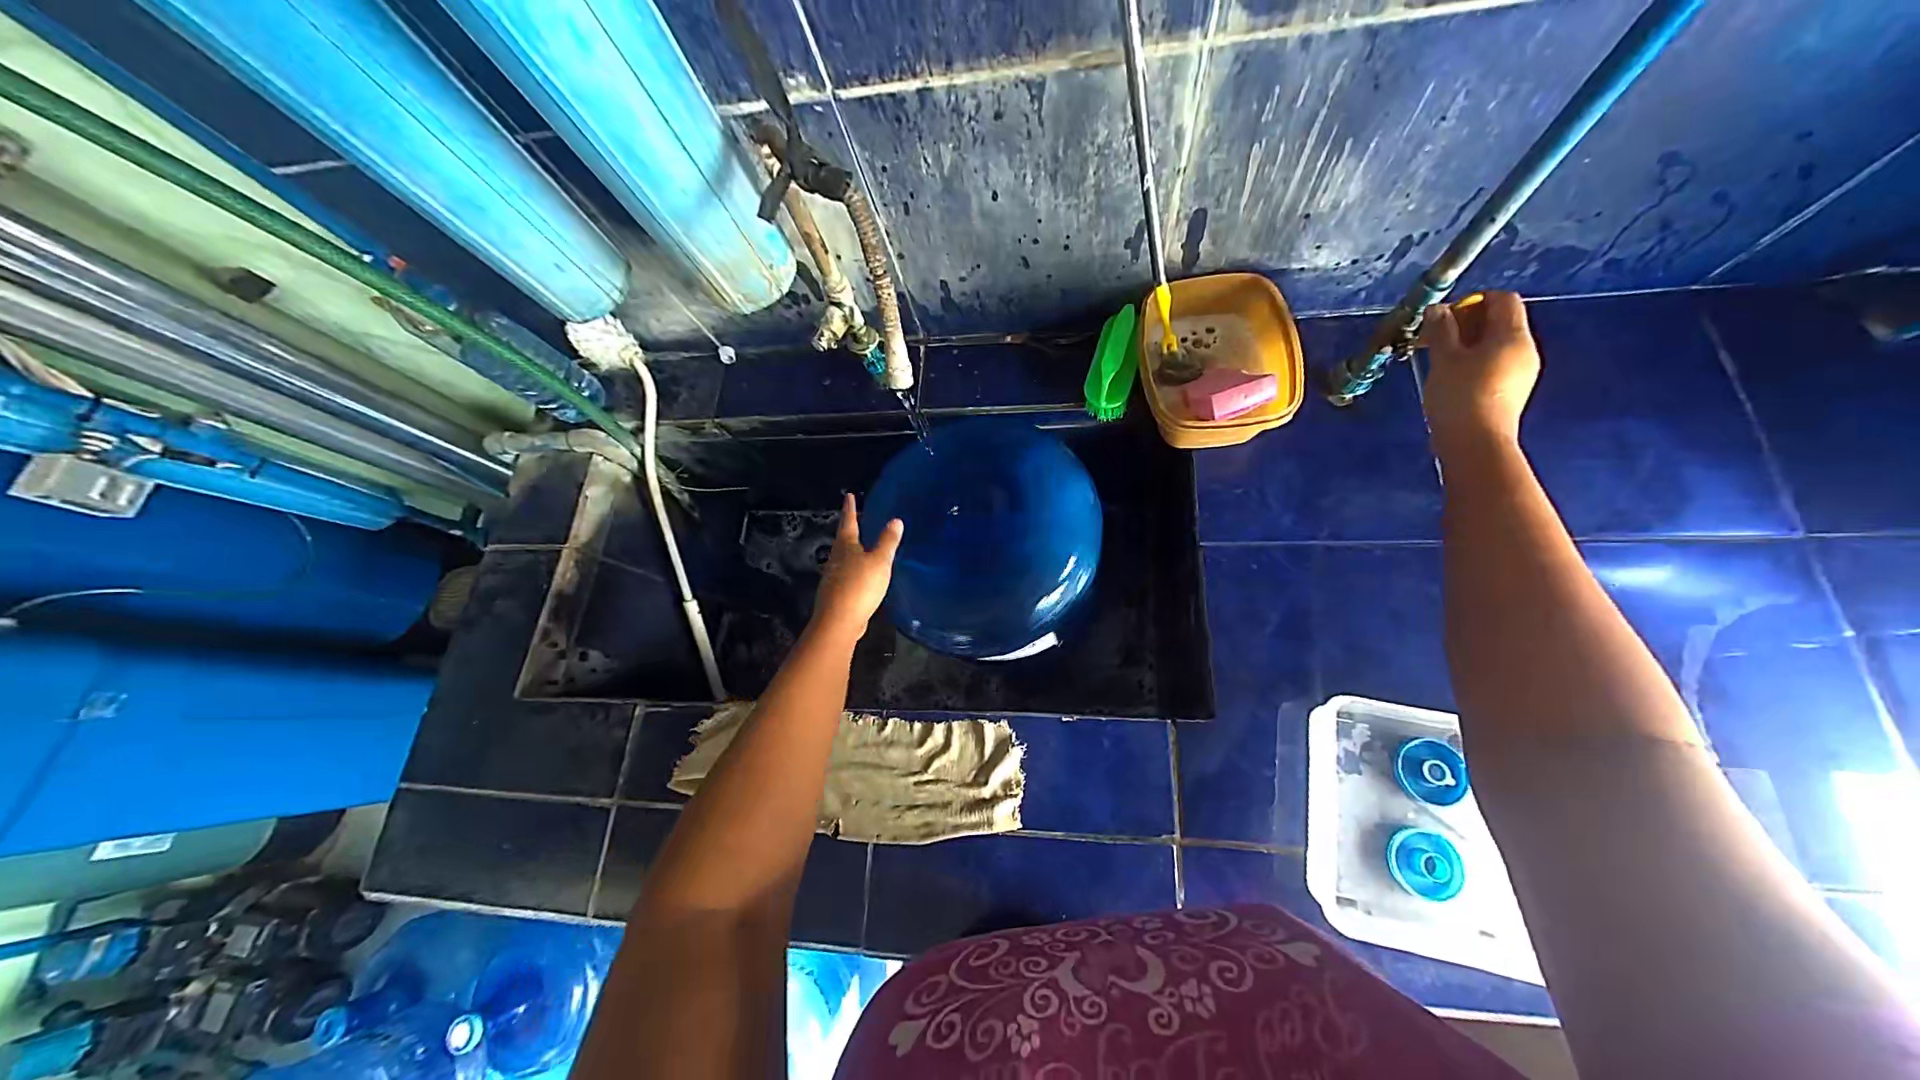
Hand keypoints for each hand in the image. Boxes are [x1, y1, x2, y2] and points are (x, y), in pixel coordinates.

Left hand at [811, 493, 902, 642]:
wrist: (839, 621)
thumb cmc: (860, 586)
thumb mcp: (880, 561)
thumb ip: (888, 542)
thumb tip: (895, 520)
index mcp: (846, 546)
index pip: (848, 521)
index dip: (850, 508)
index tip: (849, 496)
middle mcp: (836, 558)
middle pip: (843, 539)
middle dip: (850, 529)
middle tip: (858, 520)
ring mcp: (834, 576)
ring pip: (843, 557)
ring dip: (852, 550)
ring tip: (862, 546)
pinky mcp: (837, 593)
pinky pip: (847, 574)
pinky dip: (854, 568)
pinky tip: (862, 575)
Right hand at [1419, 291, 1539, 456]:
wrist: (1475, 443)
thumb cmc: (1460, 396)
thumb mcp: (1444, 359)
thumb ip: (1441, 330)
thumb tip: (1438, 308)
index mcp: (1513, 335)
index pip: (1502, 299)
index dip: (1472, 301)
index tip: (1443, 317)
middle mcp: (1525, 348)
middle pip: (1500, 321)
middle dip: (1466, 323)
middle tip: (1434, 339)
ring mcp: (1522, 371)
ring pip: (1495, 344)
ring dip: (1467, 344)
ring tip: (1438, 360)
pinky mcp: (1512, 390)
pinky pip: (1495, 363)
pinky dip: (1474, 362)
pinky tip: (1452, 377)